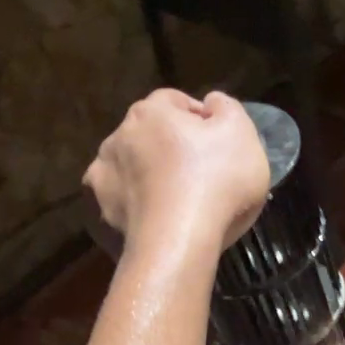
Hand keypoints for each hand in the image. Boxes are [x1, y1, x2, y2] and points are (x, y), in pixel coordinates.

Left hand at [83, 89, 269, 254]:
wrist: (179, 242)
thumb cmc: (216, 181)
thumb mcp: (241, 133)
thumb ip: (226, 108)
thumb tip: (210, 104)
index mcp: (151, 111)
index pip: (176, 102)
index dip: (200, 120)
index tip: (219, 144)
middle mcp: (119, 135)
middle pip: (151, 133)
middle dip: (172, 146)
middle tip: (201, 172)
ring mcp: (105, 173)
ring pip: (132, 165)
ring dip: (149, 173)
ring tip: (176, 198)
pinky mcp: (103, 209)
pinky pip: (120, 197)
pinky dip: (134, 201)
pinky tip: (153, 213)